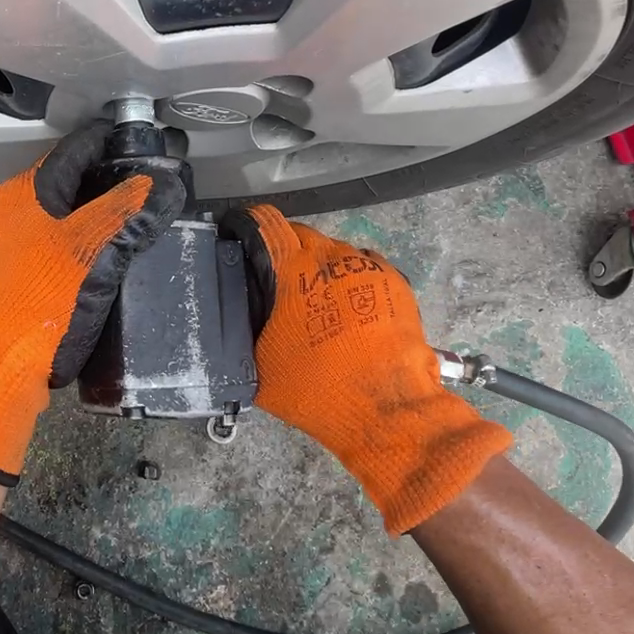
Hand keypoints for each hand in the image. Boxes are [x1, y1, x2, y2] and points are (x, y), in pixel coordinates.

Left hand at [0, 122, 186, 483]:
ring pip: (74, 208)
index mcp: (28, 190)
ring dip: (108, 206)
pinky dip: (97, 232)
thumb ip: (131, 207)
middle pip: (76, 176)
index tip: (151, 138)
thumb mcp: (96, 245)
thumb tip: (165, 181)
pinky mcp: (29, 267)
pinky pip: (70, 236)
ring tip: (151, 208)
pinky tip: (125, 244)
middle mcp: (19, 208)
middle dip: (116, 174)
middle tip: (160, 176)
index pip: (77, 147)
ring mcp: (21, 239)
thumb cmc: (47, 297)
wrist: (10, 360)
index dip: (114, 139)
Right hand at [222, 205, 509, 532]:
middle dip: (286, 248)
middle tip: (274, 275)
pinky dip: (349, 280)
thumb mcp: (259, 362)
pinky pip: (363, 269)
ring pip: (335, 252)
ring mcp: (368, 268)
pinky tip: (345, 307)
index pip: (266, 223)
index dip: (248, 224)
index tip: (238, 235)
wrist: (387, 410)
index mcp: (294, 268)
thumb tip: (236, 318)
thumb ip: (246, 328)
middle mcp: (332, 257)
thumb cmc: (316, 386)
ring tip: (312, 296)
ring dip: (320, 266)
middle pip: (302, 235)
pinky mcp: (397, 284)